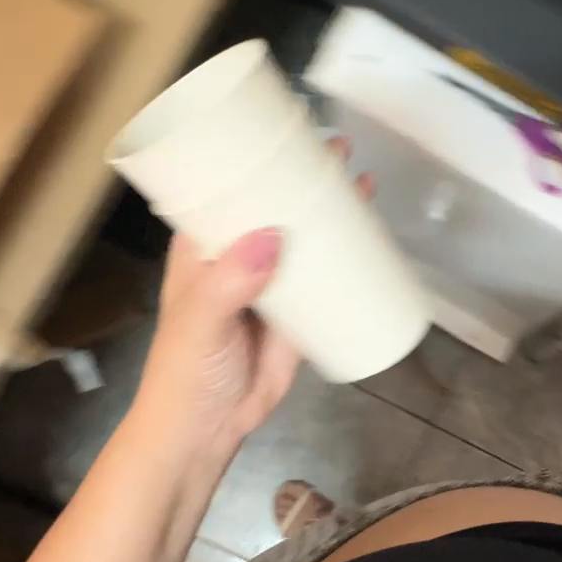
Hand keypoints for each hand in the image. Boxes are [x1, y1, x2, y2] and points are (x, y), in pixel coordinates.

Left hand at [132, 139, 372, 450]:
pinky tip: (373, 245)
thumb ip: (228, 283)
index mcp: (205, 247)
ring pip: (307, 241)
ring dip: (333, 216)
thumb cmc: (188, 369)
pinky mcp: (300, 317)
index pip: (227, 189)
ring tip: (364, 189)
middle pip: (276, 208)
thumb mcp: (199, 321)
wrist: (210, 427)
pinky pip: (327, 282)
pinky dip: (349, 263)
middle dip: (307, 180)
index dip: (255, 160)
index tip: (287, 134)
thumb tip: (274, 238)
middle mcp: (240, 258)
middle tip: (340, 154)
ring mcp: (273, 287)